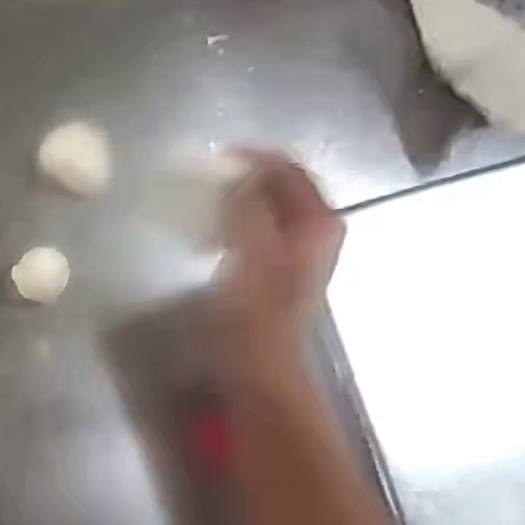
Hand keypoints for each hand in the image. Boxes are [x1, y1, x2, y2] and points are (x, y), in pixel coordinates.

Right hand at [212, 151, 344, 369]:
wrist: (257, 368)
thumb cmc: (254, 318)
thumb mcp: (251, 259)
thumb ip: (248, 212)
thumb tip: (240, 177)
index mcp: (318, 223)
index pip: (290, 171)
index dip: (257, 158)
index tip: (219, 156)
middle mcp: (317, 233)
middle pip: (283, 189)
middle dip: (247, 180)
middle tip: (209, 179)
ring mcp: (299, 255)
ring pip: (270, 211)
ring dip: (239, 203)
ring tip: (206, 204)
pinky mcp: (277, 274)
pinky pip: (259, 234)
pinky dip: (236, 226)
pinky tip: (213, 236)